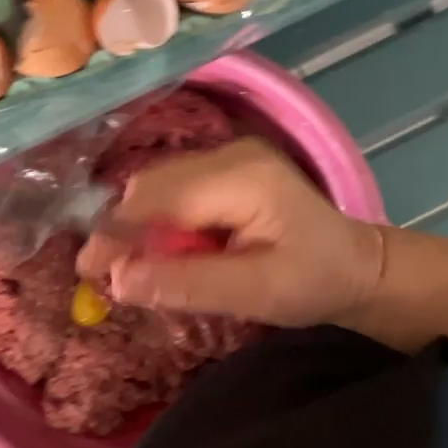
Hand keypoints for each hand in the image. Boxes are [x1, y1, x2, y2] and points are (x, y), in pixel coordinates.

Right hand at [75, 138, 384, 326]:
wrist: (359, 267)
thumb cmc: (316, 282)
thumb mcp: (257, 292)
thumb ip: (188, 284)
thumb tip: (118, 282)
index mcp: (243, 178)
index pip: (160, 197)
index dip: (118, 232)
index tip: (88, 270)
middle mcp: (233, 155)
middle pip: (153, 185)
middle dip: (124, 229)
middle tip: (108, 277)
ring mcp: (232, 158)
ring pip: (161, 187)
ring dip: (141, 227)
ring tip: (135, 270)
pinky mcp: (230, 172)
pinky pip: (178, 192)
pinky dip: (163, 223)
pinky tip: (167, 253)